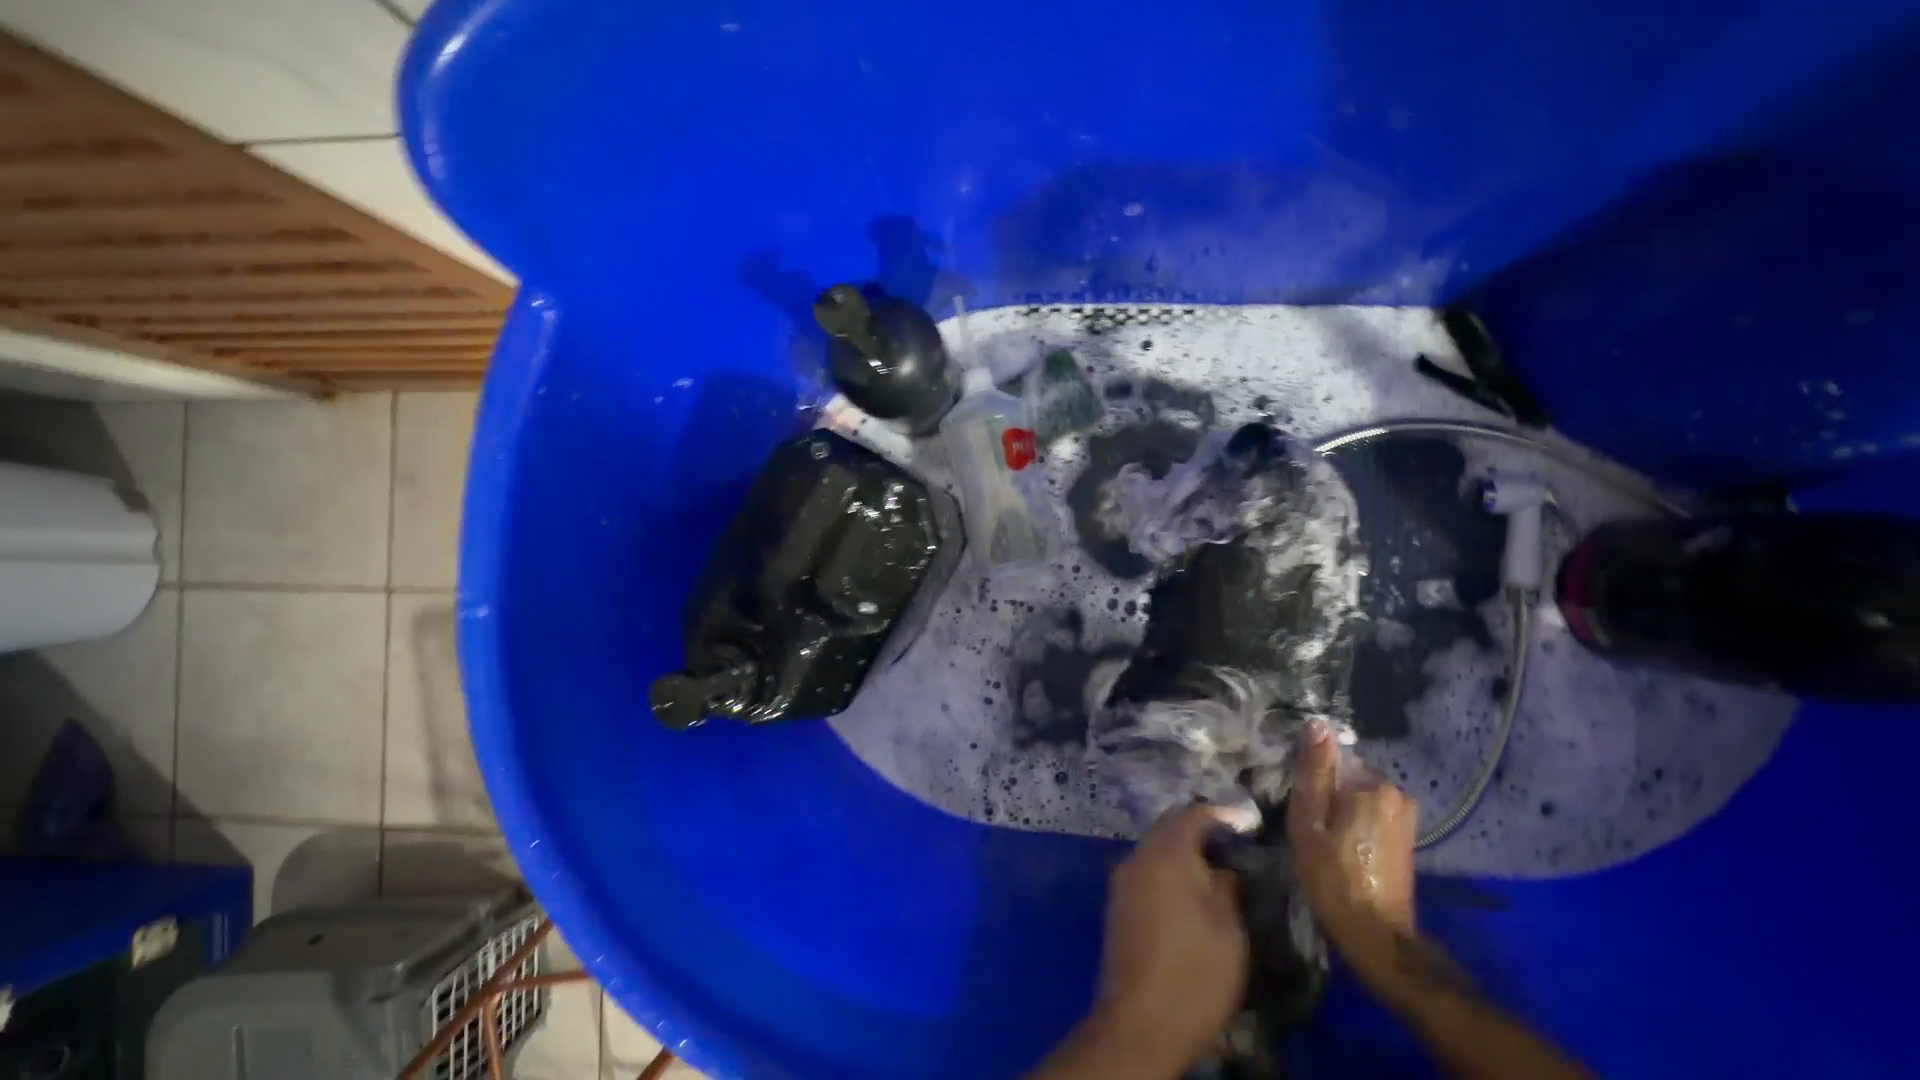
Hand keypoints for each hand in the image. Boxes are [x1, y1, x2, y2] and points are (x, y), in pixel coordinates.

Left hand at [1096, 804, 1249, 1072]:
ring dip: (1181, 855)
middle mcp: (1136, 860)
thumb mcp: (1228, 929)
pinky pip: (1146, 876)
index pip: (1191, 814)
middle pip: (1167, 829)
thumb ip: (1226, 887)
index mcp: (1165, 855)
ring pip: (1154, 853)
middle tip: (1232, 842)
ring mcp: (1121, 885)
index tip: (1248, 822)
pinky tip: (1190, 894)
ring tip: (1216, 869)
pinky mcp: (1117, 909)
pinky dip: (1168, 875)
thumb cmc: (1195, 972)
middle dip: (1198, 830)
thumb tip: (1222, 870)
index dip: (1221, 813)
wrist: (1140, 1023)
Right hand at [1286, 720, 1417, 947]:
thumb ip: (1313, 772)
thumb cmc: (1333, 877)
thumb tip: (1317, 724)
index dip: (1312, 780)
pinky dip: (1354, 822)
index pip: (1333, 757)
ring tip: (1323, 840)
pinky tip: (1342, 848)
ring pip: (1358, 795)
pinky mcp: (1406, 834)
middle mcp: (1396, 791)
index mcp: (1373, 784)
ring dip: (1340, 809)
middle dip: (1328, 793)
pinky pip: (1371, 812)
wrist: (1375, 933)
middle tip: (1310, 827)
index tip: (1301, 807)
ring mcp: (1406, 814)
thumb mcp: (1309, 822)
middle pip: (1348, 775)